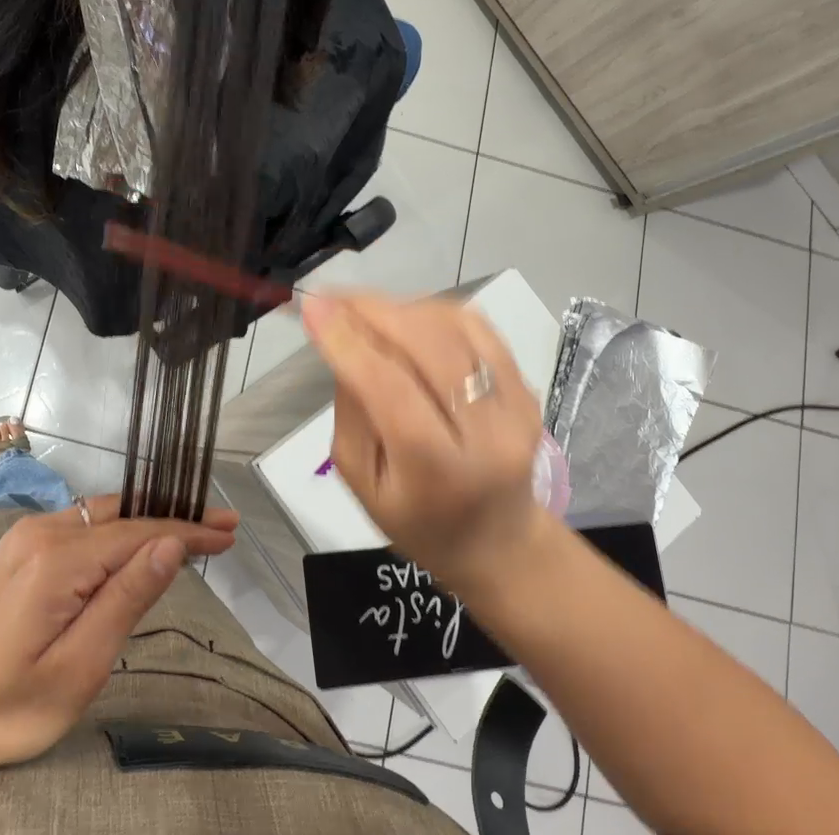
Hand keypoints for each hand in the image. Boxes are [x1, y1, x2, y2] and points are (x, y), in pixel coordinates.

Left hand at [0, 497, 238, 796]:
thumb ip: (125, 599)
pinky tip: (139, 547)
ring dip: (146, 524)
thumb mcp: (78, 667)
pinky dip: (116, 533)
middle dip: (173, 519)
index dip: (188, 531)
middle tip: (224, 529)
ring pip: (99, 517)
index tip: (231, 533)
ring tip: (193, 535)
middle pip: (121, 515)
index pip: (138, 532)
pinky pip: (78, 529)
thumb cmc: (6, 708)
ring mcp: (22, 539)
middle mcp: (39, 533)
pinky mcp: (15, 553)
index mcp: (56, 559)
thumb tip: (169, 544)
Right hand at [301, 293, 544, 585]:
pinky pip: (478, 328)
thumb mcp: (361, 482)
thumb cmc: (416, 520)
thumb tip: (343, 344)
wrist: (497, 542)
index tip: (311, 308)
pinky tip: (403, 316)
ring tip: (361, 309)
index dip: (348, 343)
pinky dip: (433, 311)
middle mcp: (487, 433)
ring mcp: (516, 405)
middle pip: (430, 347)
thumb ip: (352, 413)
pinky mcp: (527, 386)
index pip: (391, 390)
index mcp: (439, 471)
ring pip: (456, 327)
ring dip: (400, 307)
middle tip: (330, 297)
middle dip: (373, 311)